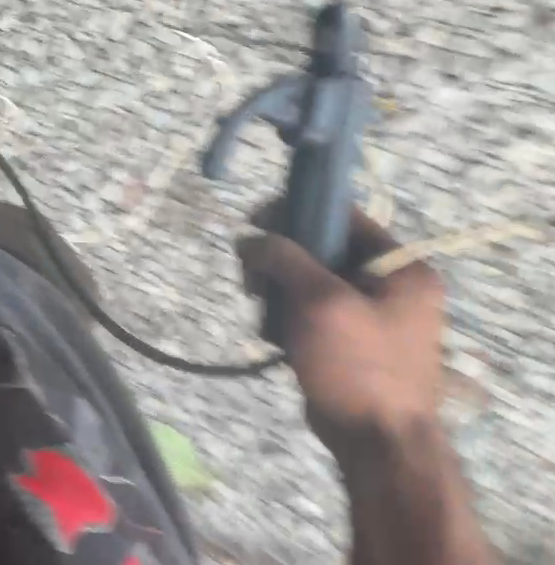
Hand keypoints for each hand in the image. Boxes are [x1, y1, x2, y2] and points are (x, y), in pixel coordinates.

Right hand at [239, 211, 445, 457]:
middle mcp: (390, 283)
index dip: (294, 211)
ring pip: (301, 274)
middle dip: (276, 258)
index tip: (254, 226)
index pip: (341, 213)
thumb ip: (281, 256)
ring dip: (273, 287)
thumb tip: (247, 239)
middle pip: (315, 244)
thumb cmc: (357, 364)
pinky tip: (273, 330)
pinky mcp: (346, 333)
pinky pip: (302, 302)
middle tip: (254, 281)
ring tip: (263, 311)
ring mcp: (368, 309)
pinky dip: (280, 310)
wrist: (375, 437)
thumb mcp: (318, 300)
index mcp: (402, 269)